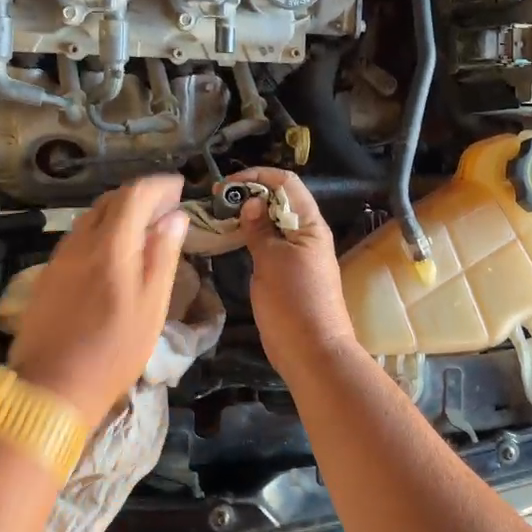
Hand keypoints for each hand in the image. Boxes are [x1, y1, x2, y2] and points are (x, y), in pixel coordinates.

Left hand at [6, 175, 188, 426]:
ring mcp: (59, 259)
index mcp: (109, 246)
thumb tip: (175, 217)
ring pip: (91, 218)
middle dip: (139, 196)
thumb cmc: (113, 352)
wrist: (50, 390)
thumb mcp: (151, 306)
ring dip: (119, 212)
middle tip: (166, 206)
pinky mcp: (47, 277)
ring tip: (144, 227)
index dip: (158, 185)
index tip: (179, 187)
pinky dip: (102, 231)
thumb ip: (162, 256)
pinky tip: (114, 251)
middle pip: (110, 201)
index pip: (134, 195)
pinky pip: (78, 238)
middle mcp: (80, 242)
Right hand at [224, 168, 359, 382]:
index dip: (258, 176)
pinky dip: (253, 237)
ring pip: (274, 223)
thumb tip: (250, 202)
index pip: (286, 182)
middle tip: (217, 202)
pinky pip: (271, 244)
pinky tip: (232, 241)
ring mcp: (300, 255)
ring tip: (219, 218)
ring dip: (249, 216)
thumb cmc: (293, 303)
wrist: (314, 354)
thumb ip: (260, 229)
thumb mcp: (271, 261)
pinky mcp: (290, 274)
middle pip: (280, 200)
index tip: (226, 186)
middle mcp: (308, 234)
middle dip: (250, 194)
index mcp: (310, 224)